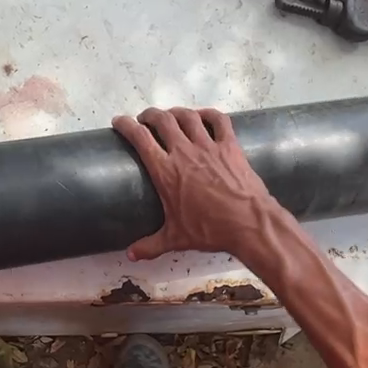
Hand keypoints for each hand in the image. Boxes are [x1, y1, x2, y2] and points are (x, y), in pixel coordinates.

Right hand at [112, 106, 281, 260]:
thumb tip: (130, 255)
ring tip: (170, 116)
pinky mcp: (230, 145)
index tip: (119, 122)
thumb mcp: (175, 238)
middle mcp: (184, 151)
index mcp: (165, 171)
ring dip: (175, 112)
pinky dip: (208, 113)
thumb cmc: (209, 229)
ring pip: (188, 116)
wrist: (248, 222)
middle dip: (149, 115)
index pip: (139, 138)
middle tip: (144, 119)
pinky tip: (202, 115)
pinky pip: (219, 120)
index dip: (126, 125)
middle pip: (162, 120)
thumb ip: (150, 245)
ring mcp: (208, 146)